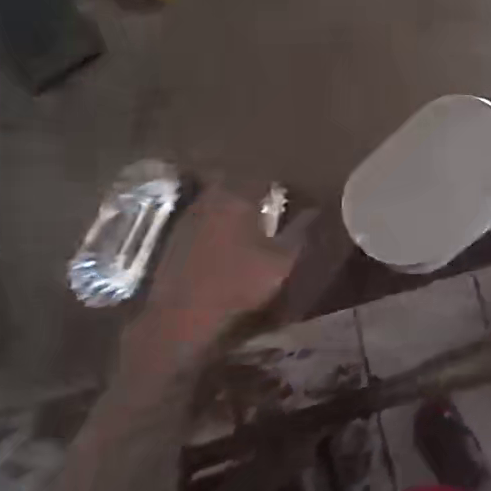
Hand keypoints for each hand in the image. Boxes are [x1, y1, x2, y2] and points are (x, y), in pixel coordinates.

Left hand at [121, 179, 301, 368]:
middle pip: (235, 182)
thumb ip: (300, 231)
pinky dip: (215, 222)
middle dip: (252, 188)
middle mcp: (211, 198)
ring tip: (249, 220)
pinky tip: (224, 239)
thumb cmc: (238, 283)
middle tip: (270, 202)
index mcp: (239, 197)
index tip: (292, 193)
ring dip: (232, 204)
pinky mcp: (175, 235)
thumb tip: (316, 211)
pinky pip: (202, 217)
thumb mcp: (281, 261)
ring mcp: (189, 216)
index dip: (279, 183)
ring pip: (216, 198)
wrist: (183, 314)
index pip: (263, 176)